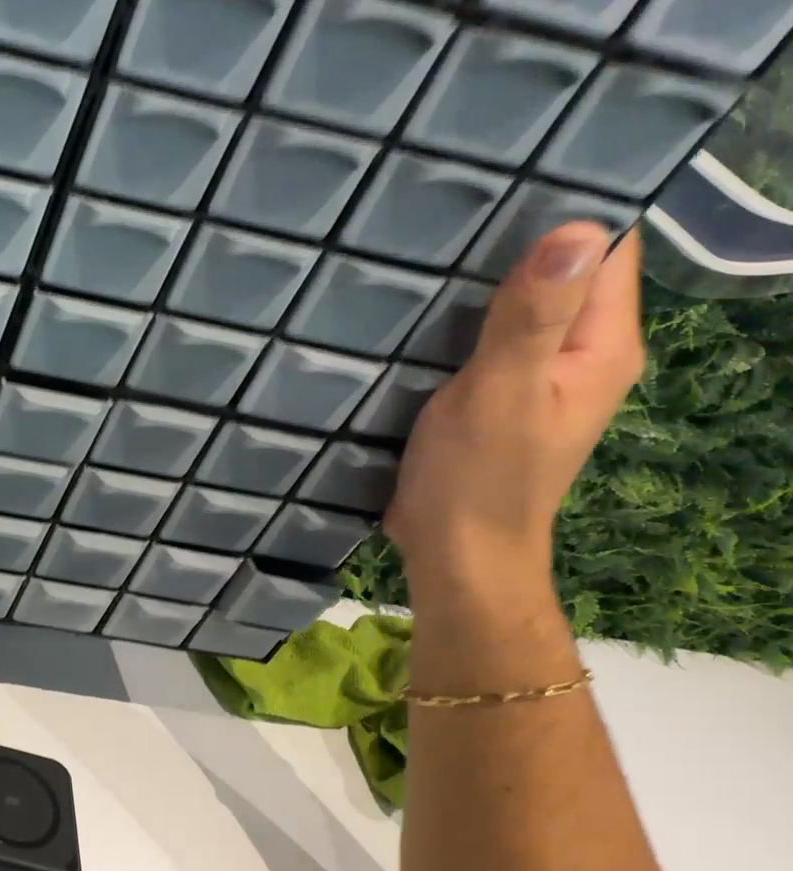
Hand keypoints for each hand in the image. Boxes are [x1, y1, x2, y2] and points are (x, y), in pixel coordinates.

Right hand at [385, 224, 645, 588]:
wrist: (455, 553)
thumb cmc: (479, 477)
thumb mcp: (501, 393)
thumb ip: (532, 317)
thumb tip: (574, 229)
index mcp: (601, 344)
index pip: (607, 248)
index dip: (570, 205)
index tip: (508, 170)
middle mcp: (580, 352)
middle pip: (559, 272)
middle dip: (513, 237)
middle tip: (447, 198)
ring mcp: (535, 375)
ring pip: (517, 304)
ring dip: (478, 278)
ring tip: (420, 240)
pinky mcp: (492, 395)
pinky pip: (484, 337)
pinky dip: (455, 317)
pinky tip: (411, 306)